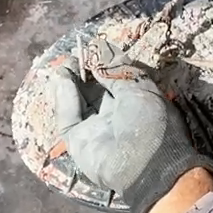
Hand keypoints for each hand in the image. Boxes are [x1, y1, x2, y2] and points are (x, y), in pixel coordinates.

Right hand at [42, 49, 212, 212]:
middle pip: (93, 88)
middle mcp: (115, 115)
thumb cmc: (150, 124)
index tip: (93, 45)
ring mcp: (95, 128)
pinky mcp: (77, 140)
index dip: (104, 62)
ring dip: (70, 81)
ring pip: (78, 100)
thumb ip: (115, 69)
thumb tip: (99, 49)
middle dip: (84, 71)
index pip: (115, 78)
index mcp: (136, 102)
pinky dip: (64, 97)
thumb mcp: (138, 88)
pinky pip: (68, 116)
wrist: (144, 166)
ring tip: (65, 63)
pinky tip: (62, 79)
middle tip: (76, 54)